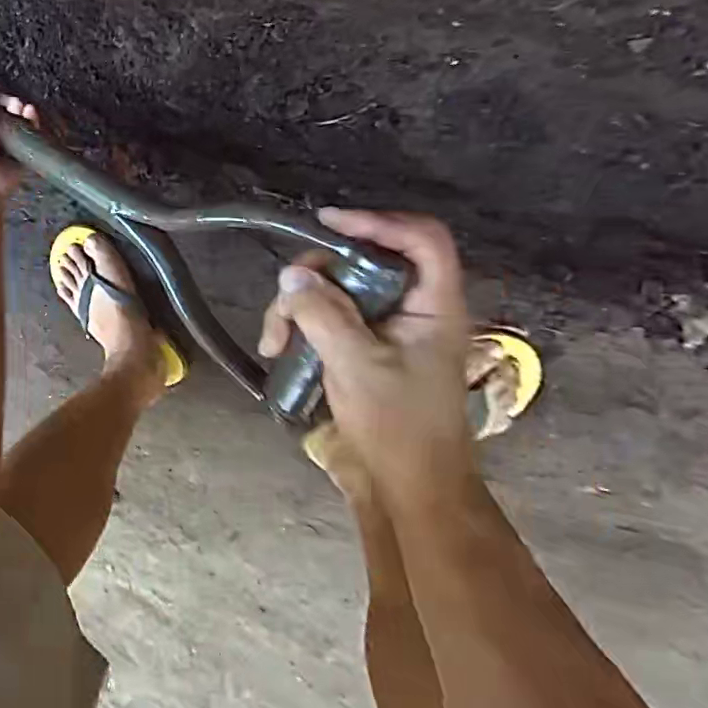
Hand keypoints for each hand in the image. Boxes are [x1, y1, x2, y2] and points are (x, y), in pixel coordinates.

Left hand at [0, 78, 38, 196]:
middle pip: (8, 111)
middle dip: (13, 103)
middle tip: (14, 105)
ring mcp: (8, 146)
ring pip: (21, 122)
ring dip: (25, 111)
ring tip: (24, 109)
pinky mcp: (22, 157)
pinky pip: (32, 137)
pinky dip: (34, 124)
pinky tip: (32, 115)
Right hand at [258, 208, 475, 493]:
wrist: (405, 486)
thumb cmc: (397, 426)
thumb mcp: (357, 365)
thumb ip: (323, 313)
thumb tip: (291, 274)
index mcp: (433, 306)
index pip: (422, 240)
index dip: (379, 221)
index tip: (327, 224)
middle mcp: (410, 306)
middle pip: (362, 259)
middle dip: (316, 275)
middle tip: (285, 299)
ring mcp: (383, 324)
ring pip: (334, 286)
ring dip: (296, 304)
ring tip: (273, 340)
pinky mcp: (359, 342)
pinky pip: (324, 312)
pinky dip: (296, 323)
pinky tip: (276, 348)